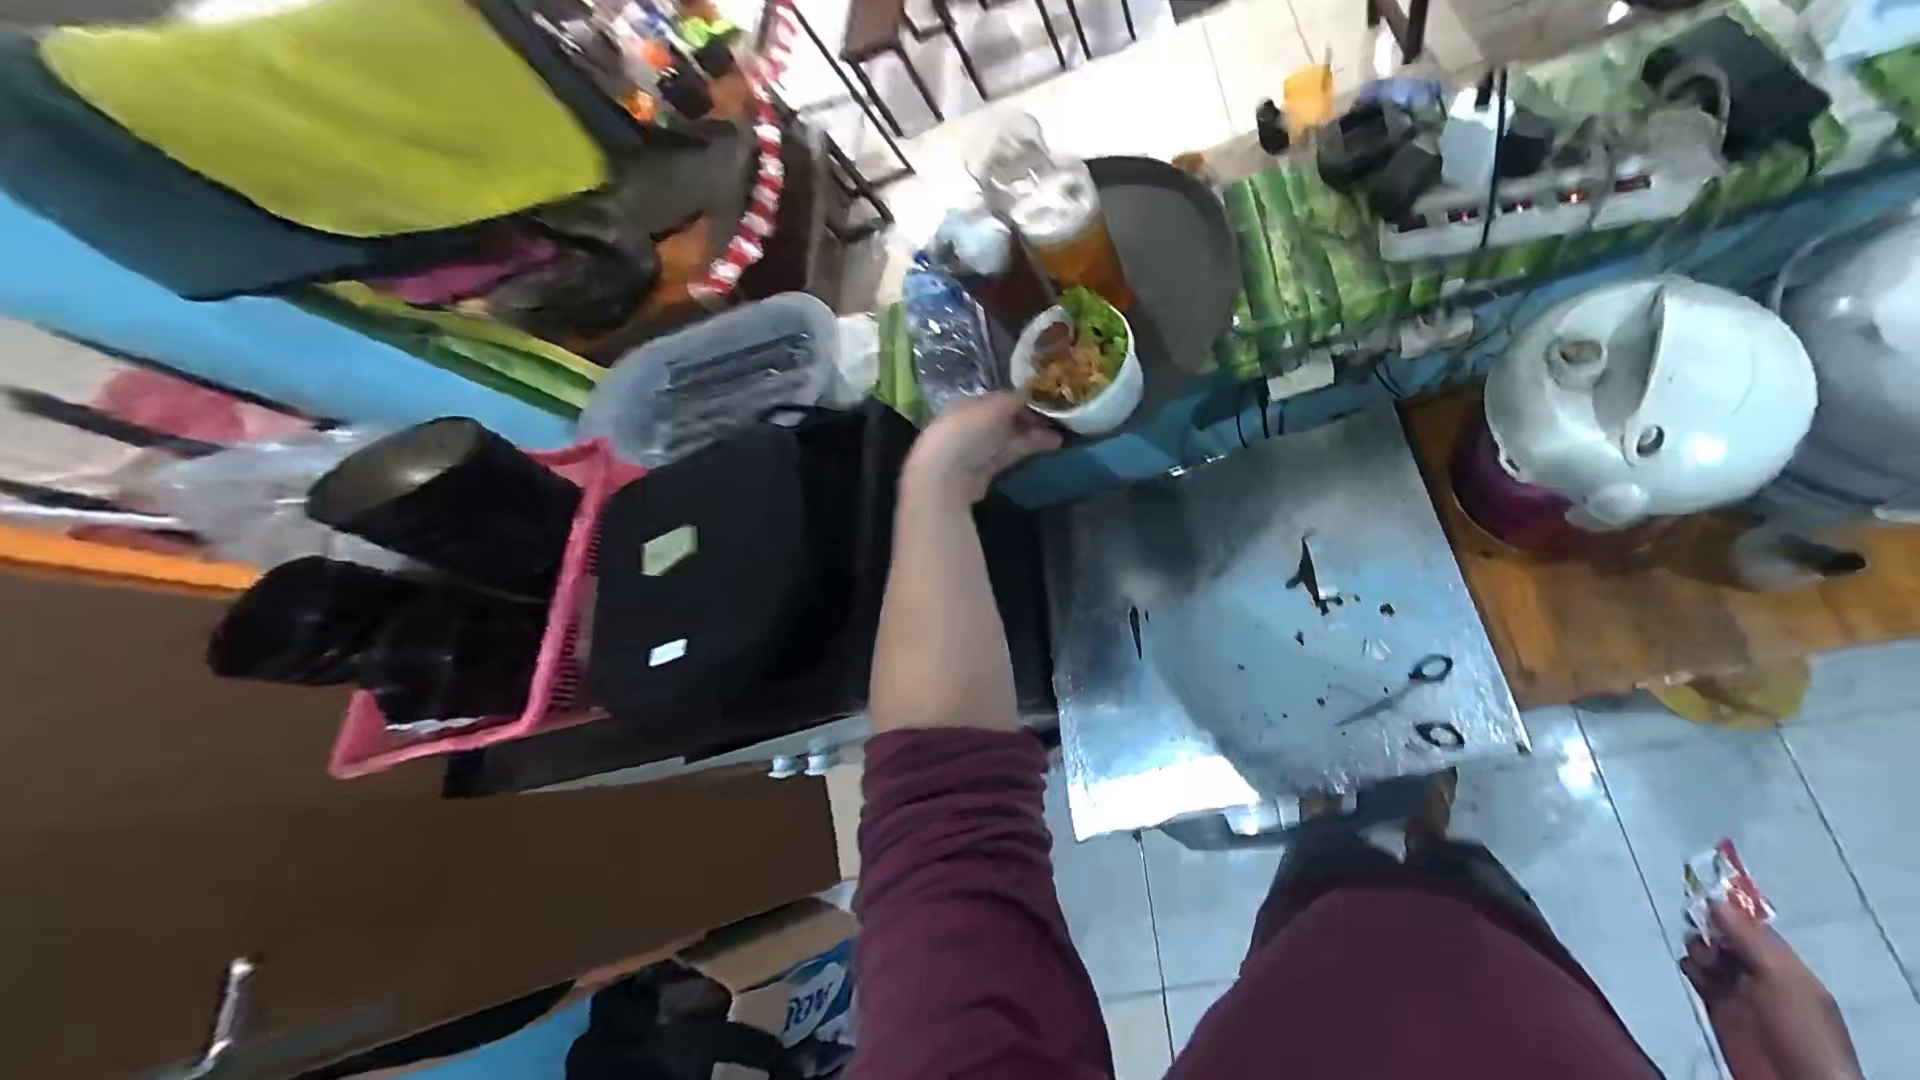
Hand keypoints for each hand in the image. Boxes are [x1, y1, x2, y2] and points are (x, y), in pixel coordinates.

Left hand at [901, 393, 1061, 504]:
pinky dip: (1029, 448)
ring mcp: (977, 449)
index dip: (1021, 398)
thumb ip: (1012, 398)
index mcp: (966, 405)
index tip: (1045, 398)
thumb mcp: (992, 406)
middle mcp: (971, 425)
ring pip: (1010, 437)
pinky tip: (1050, 445)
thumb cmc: (965, 432)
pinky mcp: (985, 471)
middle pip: (1005, 418)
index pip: (997, 398)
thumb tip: (1028, 392)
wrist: (945, 477)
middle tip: (1058, 417)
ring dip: (1035, 434)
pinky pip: (1011, 454)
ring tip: (1060, 434)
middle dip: (1030, 417)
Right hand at [1682, 901, 1863, 1079]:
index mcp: (1786, 968)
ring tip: (1701, 961)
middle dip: (1707, 930)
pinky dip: (1688, 967)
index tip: (1700, 894)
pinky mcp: (1716, 1005)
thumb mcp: (1783, 980)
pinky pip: (1694, 975)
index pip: (1753, 928)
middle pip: (1724, 938)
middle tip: (1701, 934)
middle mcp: (1762, 975)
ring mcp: (1738, 991)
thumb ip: (1750, 940)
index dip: (1728, 911)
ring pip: (1706, 953)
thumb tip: (1715, 900)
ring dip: (1697, 949)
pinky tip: (1691, 971)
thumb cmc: (1799, 1029)